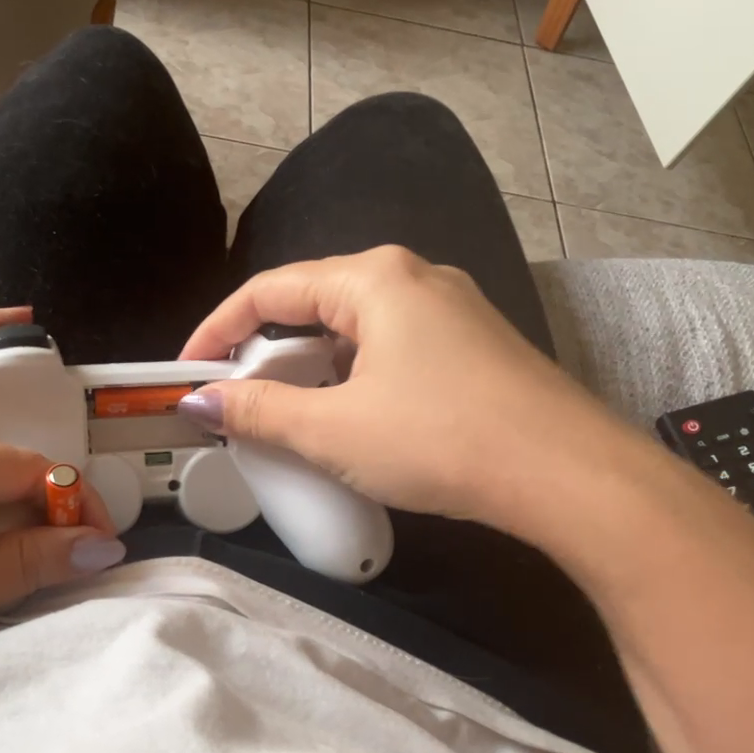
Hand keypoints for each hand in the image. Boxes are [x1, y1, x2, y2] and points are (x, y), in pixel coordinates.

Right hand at [176, 247, 631, 530]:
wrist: (566, 475)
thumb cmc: (439, 440)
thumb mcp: (332, 430)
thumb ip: (258, 411)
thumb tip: (200, 401)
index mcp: (373, 279)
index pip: (268, 290)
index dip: (216, 331)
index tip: (187, 374)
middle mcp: (412, 277)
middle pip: (310, 304)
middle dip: (262, 352)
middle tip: (234, 401)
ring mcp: (449, 309)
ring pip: (351, 329)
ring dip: (306, 368)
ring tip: (284, 415)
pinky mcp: (471, 346)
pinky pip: (386, 349)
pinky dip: (348, 377)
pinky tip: (347, 418)